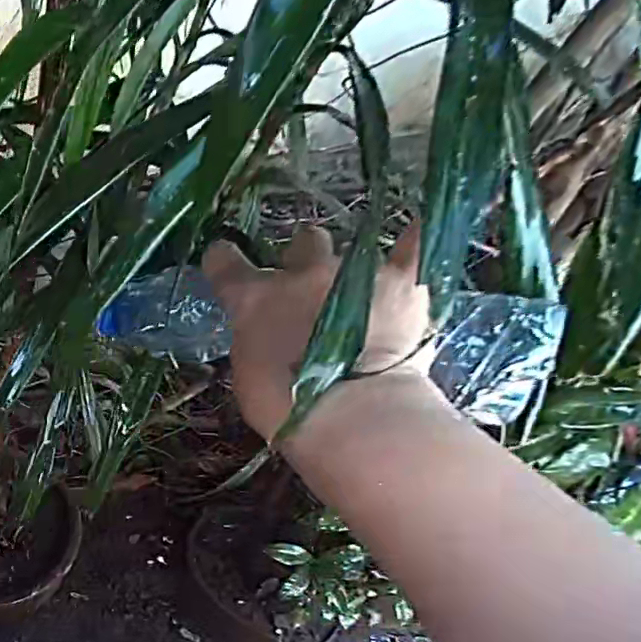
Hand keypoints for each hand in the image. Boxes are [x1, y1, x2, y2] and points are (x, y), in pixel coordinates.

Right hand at [201, 224, 432, 441]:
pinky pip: (414, 247)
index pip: (227, 265)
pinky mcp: (402, 283)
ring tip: (359, 290)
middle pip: (303, 244)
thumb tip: (270, 333)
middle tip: (308, 287)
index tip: (222, 257)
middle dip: (303, 258)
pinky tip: (418, 228)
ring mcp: (354, 272)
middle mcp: (302, 275)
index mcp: (255, 300)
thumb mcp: (248, 373)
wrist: (347, 414)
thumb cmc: (284, 406)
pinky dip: (414, 239)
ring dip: (350, 266)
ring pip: (351, 249)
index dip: (223, 260)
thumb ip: (257, 340)